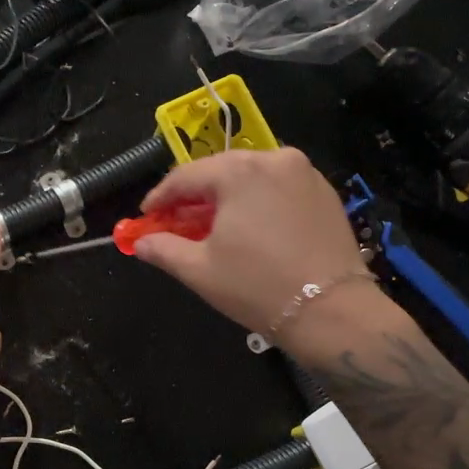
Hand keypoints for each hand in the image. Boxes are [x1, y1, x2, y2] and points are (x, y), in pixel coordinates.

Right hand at [133, 149, 385, 352]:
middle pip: (219, 171)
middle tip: (175, 223)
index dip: (160, 198)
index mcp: (239, 172)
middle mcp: (273, 159)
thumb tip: (138, 242)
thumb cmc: (256, 286)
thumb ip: (163, 249)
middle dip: (193, 197)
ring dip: (226, 198)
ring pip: (250, 178)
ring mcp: (304, 173)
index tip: (146, 217)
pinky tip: (248, 229)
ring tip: (212, 227)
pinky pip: (277, 188)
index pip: (185, 177)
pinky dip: (256, 202)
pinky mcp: (324, 191)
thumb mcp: (198, 270)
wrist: (330, 309)